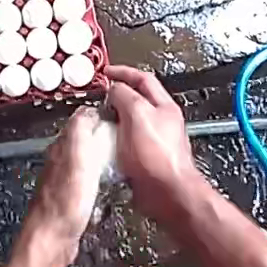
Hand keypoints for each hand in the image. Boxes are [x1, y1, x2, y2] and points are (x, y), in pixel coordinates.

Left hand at [24, 108, 107, 262]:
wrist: (52, 239)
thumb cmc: (65, 201)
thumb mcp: (78, 154)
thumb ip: (81, 128)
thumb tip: (90, 110)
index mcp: (62, 146)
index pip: (81, 121)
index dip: (100, 117)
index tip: (118, 120)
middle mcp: (60, 161)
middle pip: (84, 141)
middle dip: (103, 139)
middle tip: (122, 142)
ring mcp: (64, 181)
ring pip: (86, 162)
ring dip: (102, 162)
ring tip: (119, 164)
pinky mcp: (70, 201)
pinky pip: (88, 184)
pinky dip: (99, 183)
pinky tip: (107, 190)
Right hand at [105, 65, 209, 225]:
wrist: (168, 194)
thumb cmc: (159, 157)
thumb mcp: (137, 114)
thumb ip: (124, 96)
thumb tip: (114, 90)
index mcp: (163, 106)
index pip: (142, 79)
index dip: (122, 73)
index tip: (106, 72)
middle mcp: (161, 122)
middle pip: (135, 101)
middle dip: (115, 99)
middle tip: (99, 99)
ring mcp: (154, 141)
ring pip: (128, 124)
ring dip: (111, 123)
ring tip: (98, 123)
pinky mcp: (145, 160)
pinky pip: (124, 145)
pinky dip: (112, 144)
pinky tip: (104, 148)